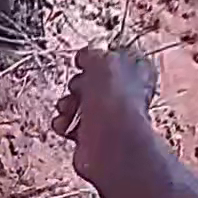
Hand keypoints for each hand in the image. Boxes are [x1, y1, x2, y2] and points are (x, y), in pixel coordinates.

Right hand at [52, 46, 160, 185]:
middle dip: (78, 84)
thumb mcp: (102, 62)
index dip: (97, 59)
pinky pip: (71, 126)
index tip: (84, 61)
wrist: (109, 142)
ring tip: (66, 107)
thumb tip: (83, 55)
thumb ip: (92, 55)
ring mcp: (106, 119)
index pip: (115, 59)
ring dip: (67, 104)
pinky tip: (62, 124)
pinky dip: (63, 124)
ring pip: (78, 105)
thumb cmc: (114, 100)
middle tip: (77, 88)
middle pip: (92, 83)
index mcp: (135, 72)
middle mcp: (122, 96)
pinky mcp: (90, 138)